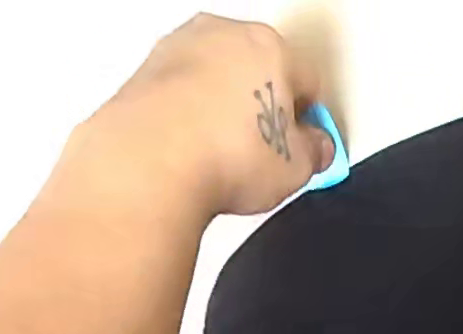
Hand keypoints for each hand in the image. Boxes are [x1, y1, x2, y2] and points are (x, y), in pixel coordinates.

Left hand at [83, 14, 335, 219]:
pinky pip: (184, 94)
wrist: (155, 162)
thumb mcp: (295, 169)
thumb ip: (314, 153)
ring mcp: (182, 49)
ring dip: (228, 110)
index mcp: (270, 47)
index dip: (312, 120)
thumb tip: (314, 148)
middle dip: (268, 109)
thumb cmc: (223, 154)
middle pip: (260, 71)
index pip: (308, 80)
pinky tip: (197, 155)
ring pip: (219, 79)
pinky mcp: (148, 72)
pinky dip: (193, 118)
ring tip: (228, 159)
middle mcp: (224, 35)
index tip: (307, 148)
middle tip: (270, 155)